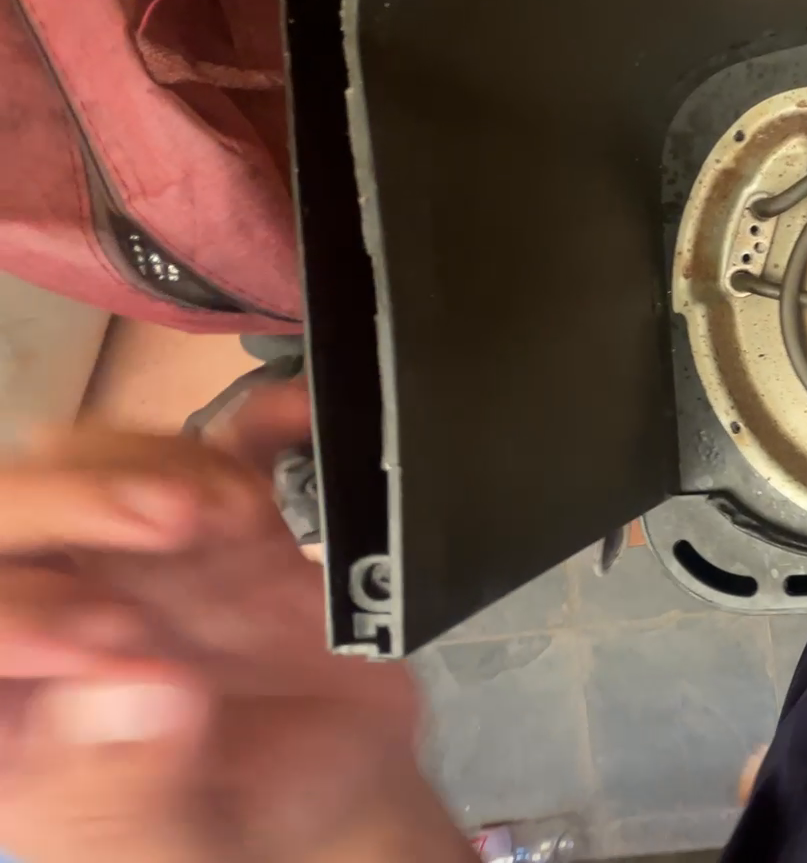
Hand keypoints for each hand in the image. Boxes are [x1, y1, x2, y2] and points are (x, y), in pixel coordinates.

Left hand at [0, 384, 469, 862]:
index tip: (122, 642)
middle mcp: (59, 618)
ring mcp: (153, 568)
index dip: (11, 608)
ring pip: (103, 463)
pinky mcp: (243, 539)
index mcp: (2, 706)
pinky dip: (257, 424)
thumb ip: (120, 798)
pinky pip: (230, 453)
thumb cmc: (238, 833)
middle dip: (74, 498)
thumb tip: (130, 684)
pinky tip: (288, 426)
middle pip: (7, 515)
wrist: (337, 786)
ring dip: (164, 463)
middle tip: (178, 520)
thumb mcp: (172, 855)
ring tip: (239, 510)